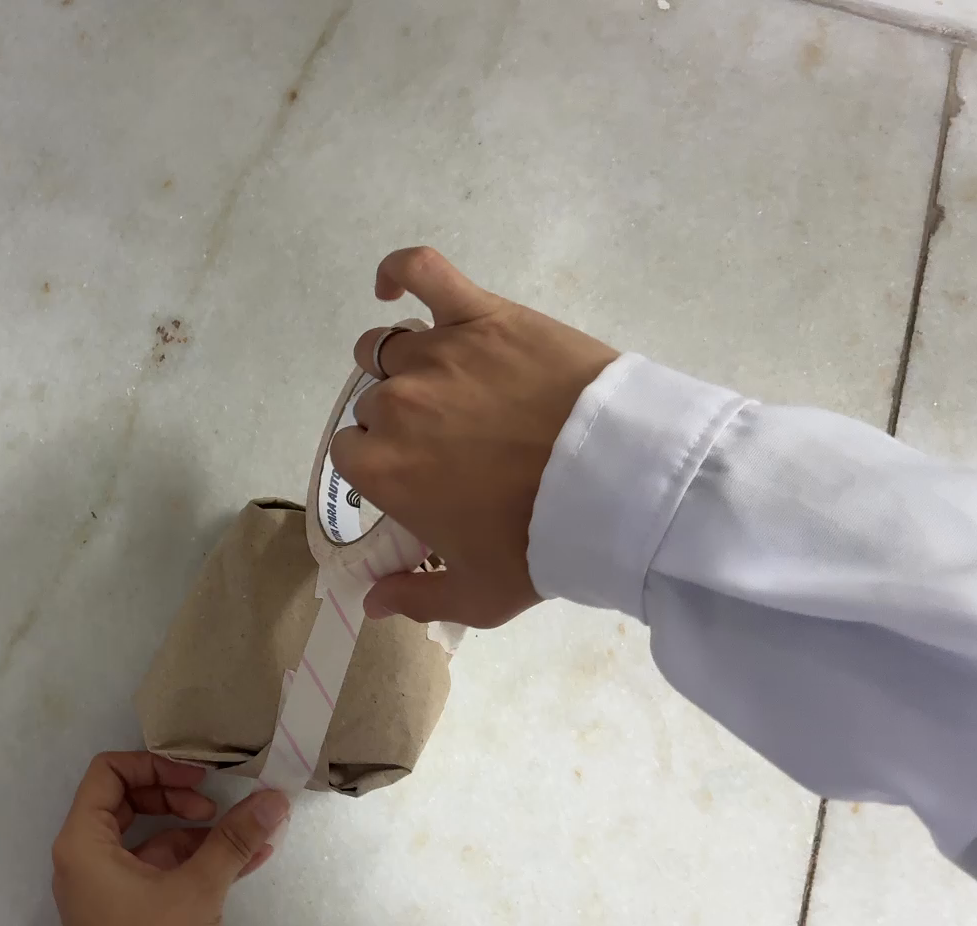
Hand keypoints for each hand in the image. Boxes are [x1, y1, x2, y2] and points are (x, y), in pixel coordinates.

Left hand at [14, 752, 288, 925]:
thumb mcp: (198, 890)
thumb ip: (234, 840)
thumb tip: (273, 799)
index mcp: (83, 840)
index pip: (109, 771)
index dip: (154, 766)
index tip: (196, 779)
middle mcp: (86, 856)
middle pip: (128, 799)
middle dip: (176, 796)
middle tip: (215, 804)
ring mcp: (106, 886)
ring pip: (148, 836)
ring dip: (194, 831)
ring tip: (244, 833)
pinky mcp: (127, 912)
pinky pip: (157, 869)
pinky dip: (192, 861)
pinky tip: (243, 861)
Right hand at [329, 246, 620, 627]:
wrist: (628, 484)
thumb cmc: (544, 542)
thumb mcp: (478, 594)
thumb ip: (413, 598)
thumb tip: (367, 603)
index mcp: (381, 468)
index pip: (348, 452)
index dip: (376, 462)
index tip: (410, 474)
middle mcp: (392, 407)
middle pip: (369, 404)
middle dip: (394, 422)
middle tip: (445, 439)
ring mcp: (433, 356)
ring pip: (384, 349)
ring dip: (396, 366)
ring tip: (435, 380)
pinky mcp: (478, 316)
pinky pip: (422, 272)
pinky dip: (399, 271)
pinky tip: (388, 283)